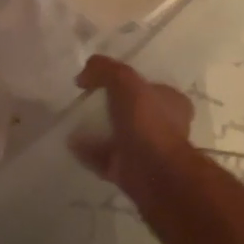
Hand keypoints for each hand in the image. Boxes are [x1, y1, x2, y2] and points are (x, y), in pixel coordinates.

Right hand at [69, 54, 196, 196]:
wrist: (154, 174)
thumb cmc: (147, 121)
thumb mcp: (124, 80)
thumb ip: (103, 69)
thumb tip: (83, 76)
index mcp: (172, 104)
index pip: (152, 88)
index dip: (131, 83)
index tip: (105, 82)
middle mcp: (163, 127)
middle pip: (133, 113)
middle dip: (111, 109)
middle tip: (86, 102)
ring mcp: (147, 153)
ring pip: (119, 138)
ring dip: (97, 132)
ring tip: (74, 123)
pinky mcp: (131, 173)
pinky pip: (105, 159)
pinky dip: (89, 152)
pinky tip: (72, 144)